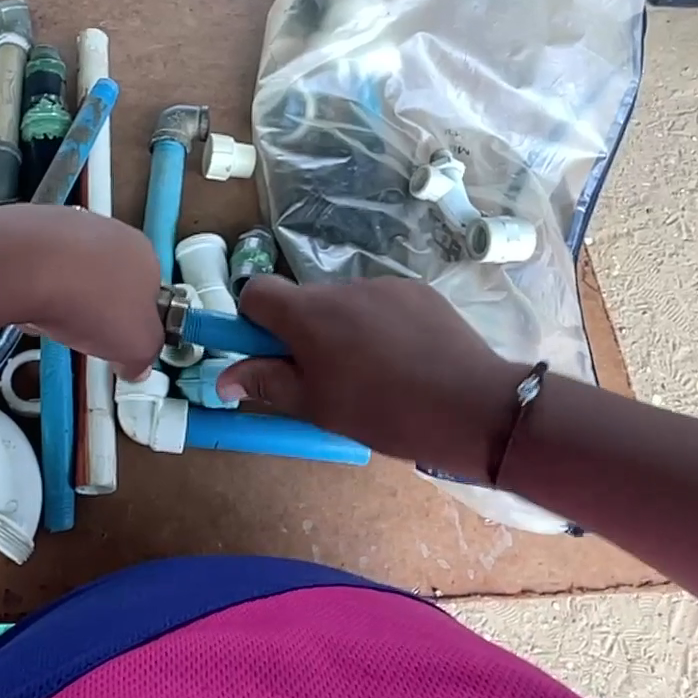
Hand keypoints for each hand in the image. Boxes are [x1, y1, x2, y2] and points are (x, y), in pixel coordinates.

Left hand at [0, 205, 163, 379]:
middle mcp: (111, 232)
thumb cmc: (86, 298)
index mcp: (145, 255)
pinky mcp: (32, 227)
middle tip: (85, 333)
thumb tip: (138, 364)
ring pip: (72, 272)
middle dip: (96, 309)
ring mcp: (71, 225)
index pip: (148, 293)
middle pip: (109, 280)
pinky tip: (28, 301)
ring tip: (52, 319)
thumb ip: (145, 355)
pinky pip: (38, 265)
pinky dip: (33, 284)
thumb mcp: (137, 346)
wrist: (24, 268)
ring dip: (64, 297)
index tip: (119, 343)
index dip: (133, 323)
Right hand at [216, 276, 529, 479]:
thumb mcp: (317, 407)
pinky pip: (382, 303)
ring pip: (345, 303)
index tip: (268, 351)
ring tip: (373, 373)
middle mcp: (342, 287)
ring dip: (344, 329)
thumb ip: (267, 384)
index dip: (252, 319)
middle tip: (325, 376)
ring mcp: (384, 284)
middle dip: (303, 332)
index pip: (256, 290)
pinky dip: (381, 325)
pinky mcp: (419, 290)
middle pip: (303, 300)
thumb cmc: (384, 413)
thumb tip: (224, 378)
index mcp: (308, 314)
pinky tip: (405, 359)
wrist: (473, 407)